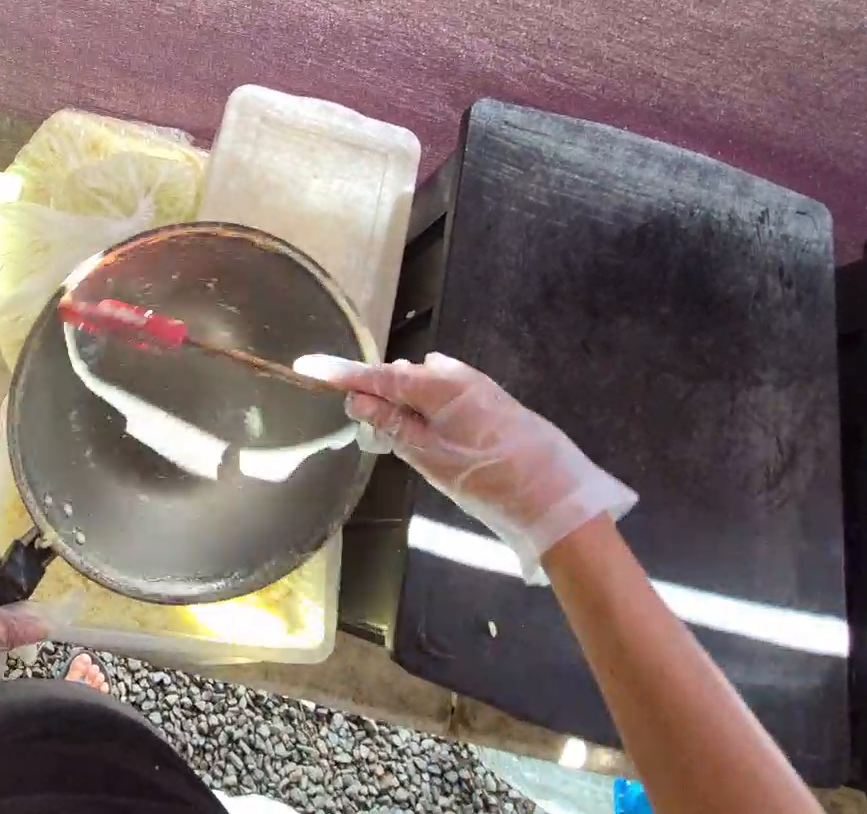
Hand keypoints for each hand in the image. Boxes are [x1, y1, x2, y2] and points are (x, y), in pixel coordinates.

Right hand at [306, 353, 636, 582]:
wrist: (559, 502)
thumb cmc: (488, 481)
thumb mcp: (430, 457)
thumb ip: (391, 424)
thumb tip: (357, 400)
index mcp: (437, 384)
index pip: (377, 375)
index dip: (341, 373)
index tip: (308, 364)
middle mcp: (455, 374)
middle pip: (398, 377)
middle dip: (375, 393)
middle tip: (363, 425)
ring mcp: (475, 385)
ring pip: (421, 386)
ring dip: (401, 403)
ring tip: (397, 435)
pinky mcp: (489, 400)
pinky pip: (441, 393)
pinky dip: (424, 407)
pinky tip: (427, 430)